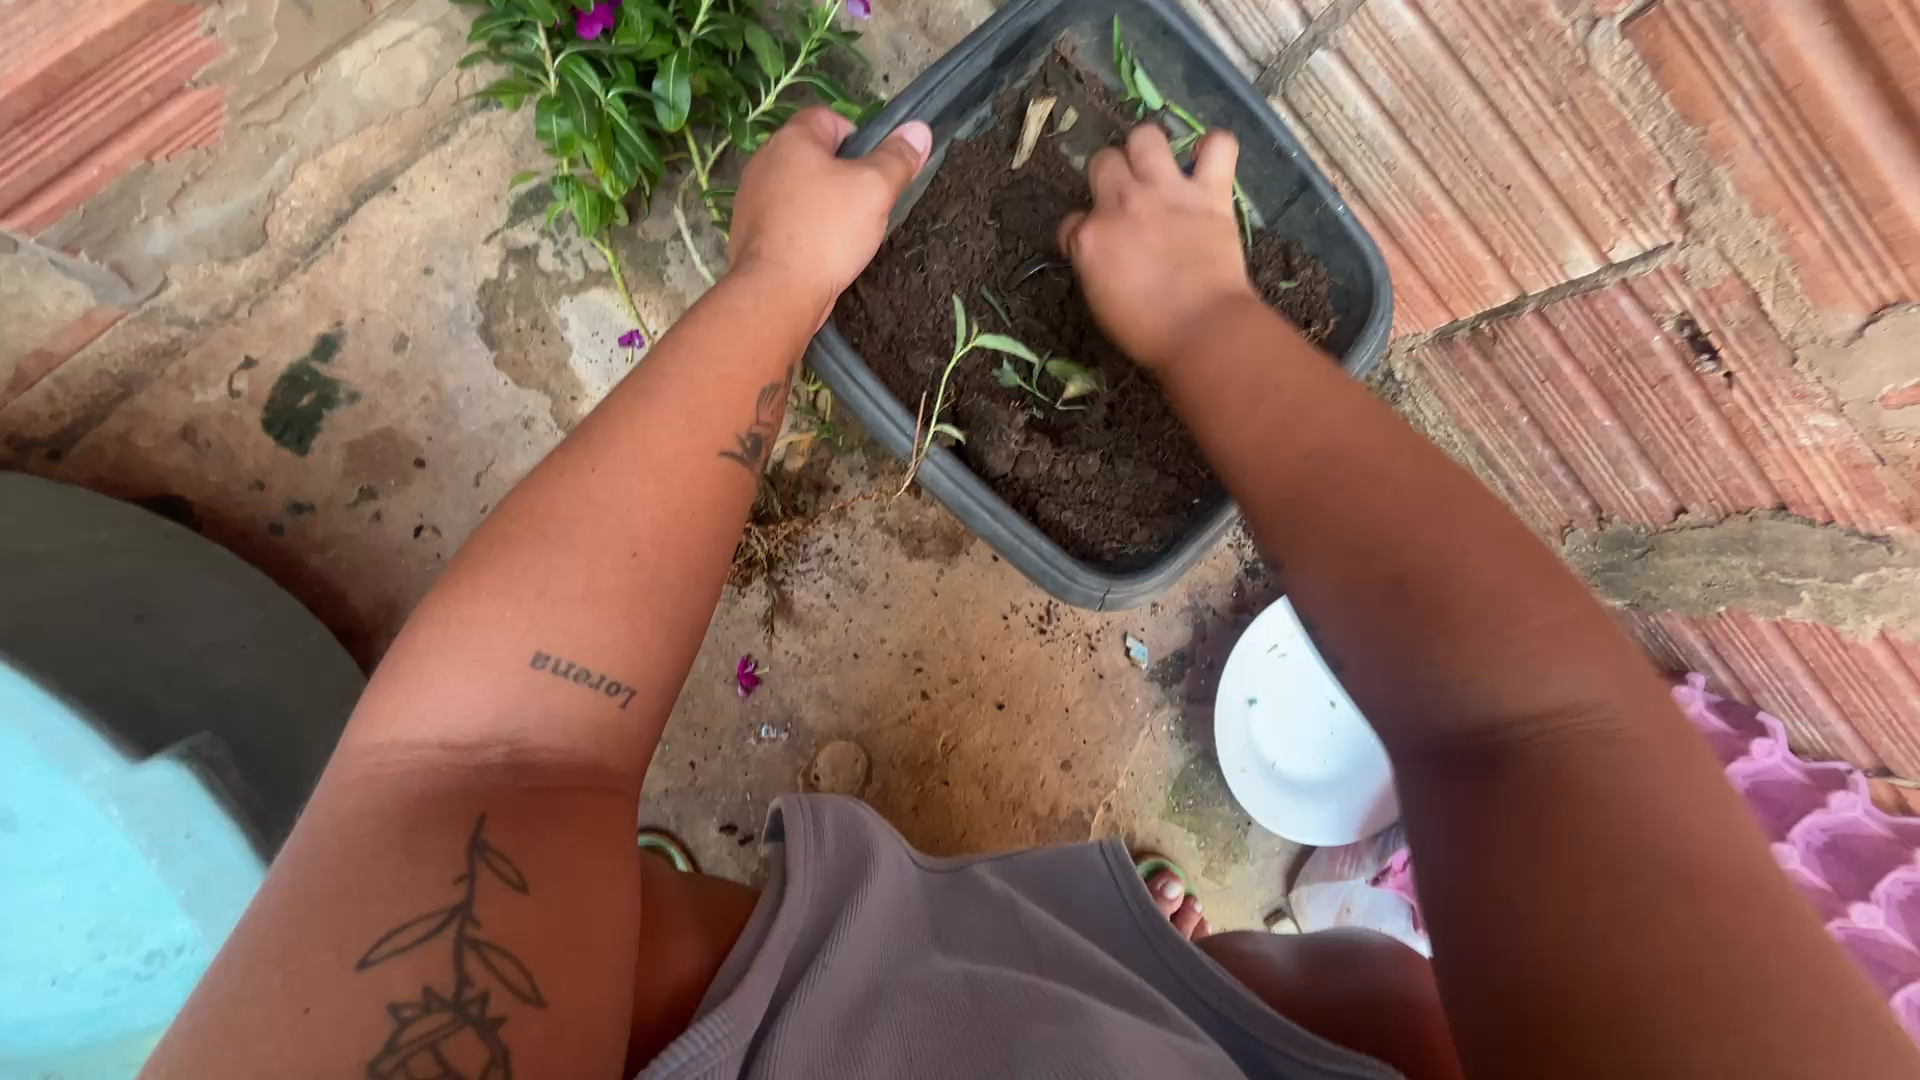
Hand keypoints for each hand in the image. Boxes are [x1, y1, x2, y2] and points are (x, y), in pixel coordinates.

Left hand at [728, 108, 931, 326]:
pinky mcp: (750, 233)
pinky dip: (802, 231)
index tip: (873, 171)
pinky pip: (784, 222)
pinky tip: (819, 254)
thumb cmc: (827, 232)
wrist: (778, 291)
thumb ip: (897, 159)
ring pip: (798, 192)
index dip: (857, 138)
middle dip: (840, 176)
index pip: (828, 118)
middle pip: (812, 157)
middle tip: (865, 206)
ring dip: (821, 206)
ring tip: (843, 235)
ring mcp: (752, 198)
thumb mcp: (875, 190)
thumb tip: (918, 131)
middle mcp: (765, 161)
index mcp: (793, 139)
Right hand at [1057, 124, 1256, 369]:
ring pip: (1146, 136)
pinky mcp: (1210, 192)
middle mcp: (1122, 203)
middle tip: (1124, 201)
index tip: (1095, 250)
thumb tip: (1099, 256)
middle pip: (1103, 162)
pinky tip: (1208, 164)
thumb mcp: (1101, 304)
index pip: (1071, 222)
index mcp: (1090, 238)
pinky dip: (1214, 150)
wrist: (1202, 329)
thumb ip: (1094, 267)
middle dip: (1109, 177)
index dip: (1081, 234)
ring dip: (1147, 150)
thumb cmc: (1146, 331)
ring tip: (1157, 171)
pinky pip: (1218, 145)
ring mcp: (1167, 192)